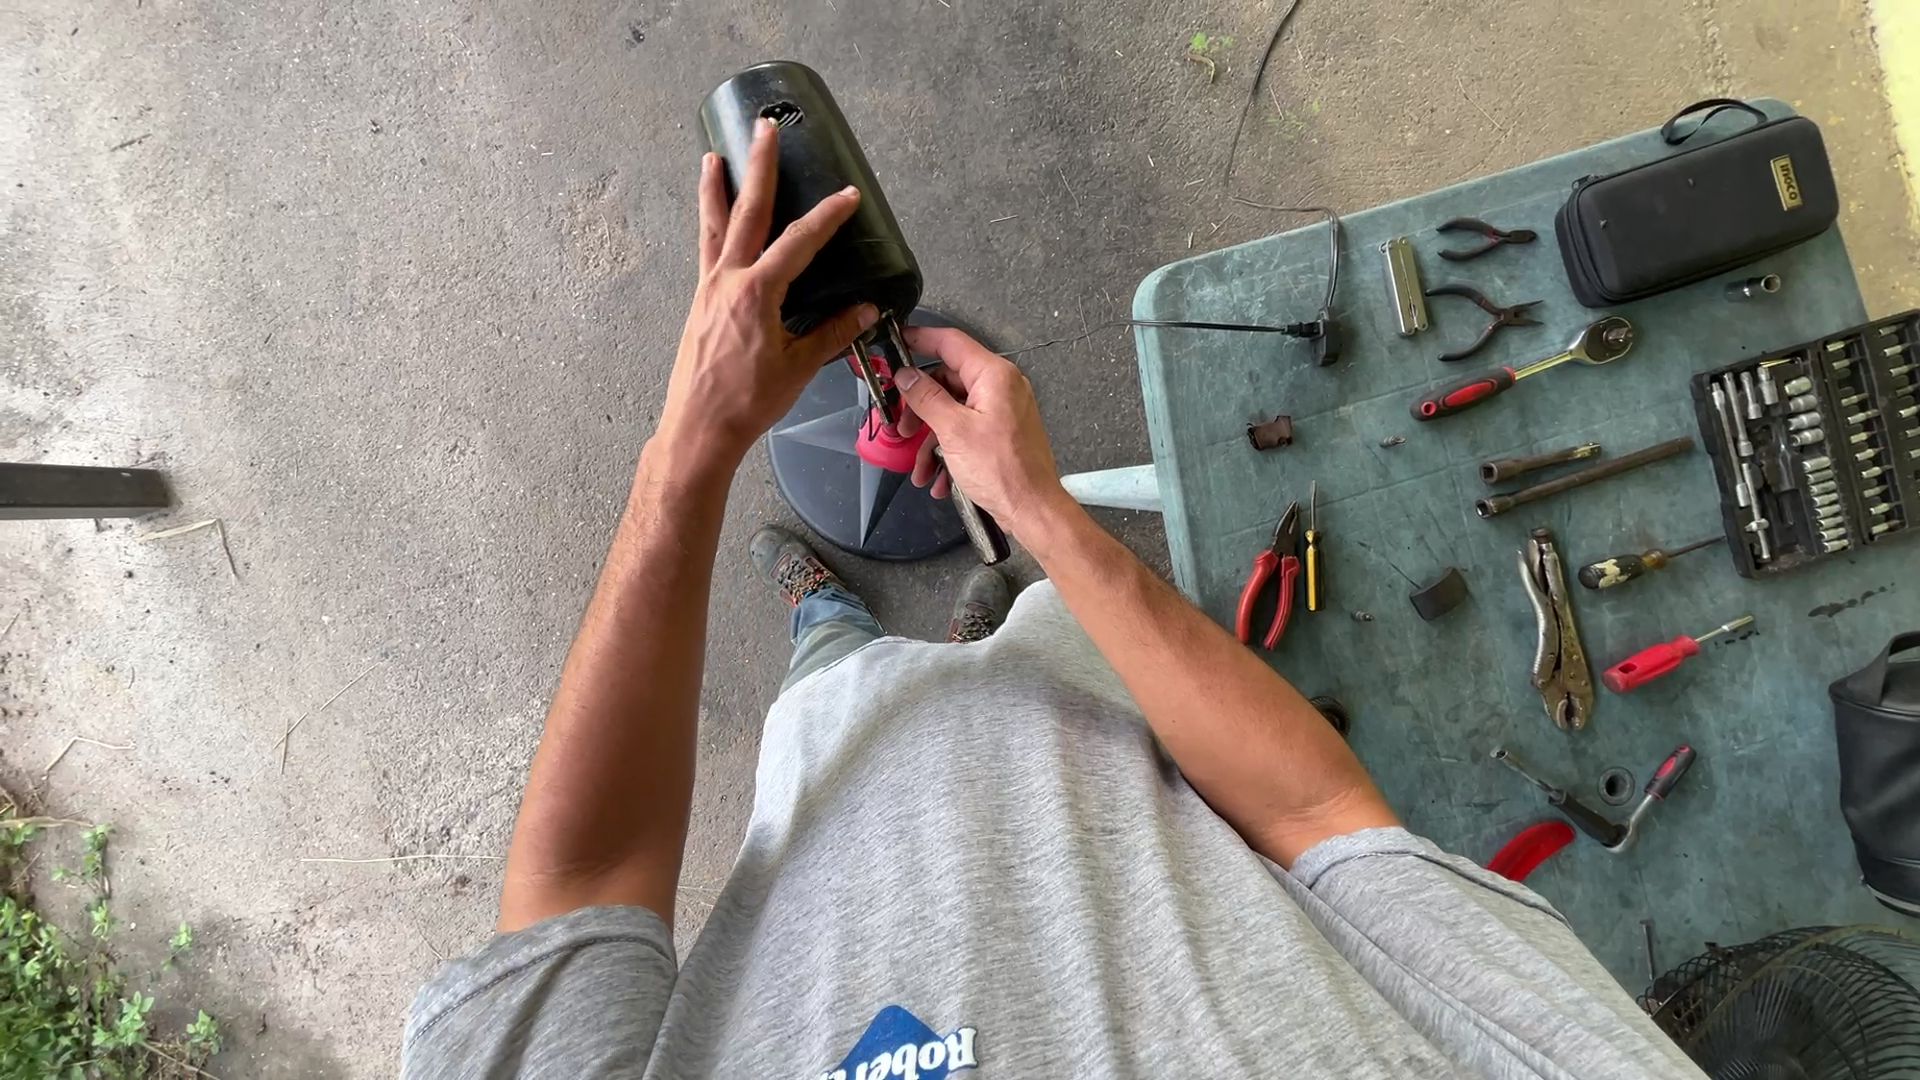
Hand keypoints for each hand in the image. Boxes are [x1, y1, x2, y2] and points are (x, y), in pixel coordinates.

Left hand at [657, 119, 878, 463]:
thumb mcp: (799, 366)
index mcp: (756, 293)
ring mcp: (707, 289)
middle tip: (763, 130)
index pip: (798, 243)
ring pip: (713, 226)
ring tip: (714, 157)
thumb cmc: (750, 401)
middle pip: (746, 213)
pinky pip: (704, 251)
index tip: (847, 196)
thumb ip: (833, 333)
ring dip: (717, 189)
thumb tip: (866, 310)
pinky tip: (711, 221)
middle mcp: (727, 279)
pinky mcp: (698, 303)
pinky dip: (708, 226)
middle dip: (758, 168)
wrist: (700, 427)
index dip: (826, 217)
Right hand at [892, 327, 1069, 538]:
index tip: (898, 342)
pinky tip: (939, 477)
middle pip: (948, 382)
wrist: (1031, 509)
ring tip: (920, 466)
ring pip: (954, 412)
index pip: (951, 343)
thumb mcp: (953, 430)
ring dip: (931, 440)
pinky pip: (966, 432)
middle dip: (920, 408)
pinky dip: (948, 452)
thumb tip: (907, 376)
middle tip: (902, 425)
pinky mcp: (1001, 434)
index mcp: (994, 376)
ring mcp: (1002, 412)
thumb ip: (926, 398)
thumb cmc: (1004, 472)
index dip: (920, 340)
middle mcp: (1002, 389)